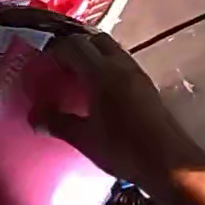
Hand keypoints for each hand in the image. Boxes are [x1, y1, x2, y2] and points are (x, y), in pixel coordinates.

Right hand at [36, 32, 204, 193]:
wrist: (170, 164)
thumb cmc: (123, 150)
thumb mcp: (84, 139)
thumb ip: (57, 123)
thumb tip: (35, 118)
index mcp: (102, 73)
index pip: (73, 46)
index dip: (54, 51)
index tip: (42, 65)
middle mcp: (121, 66)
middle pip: (94, 40)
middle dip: (74, 47)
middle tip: (59, 67)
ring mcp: (138, 74)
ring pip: (111, 51)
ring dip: (92, 57)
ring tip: (76, 79)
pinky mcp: (147, 86)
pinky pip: (121, 64)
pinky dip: (105, 68)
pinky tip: (97, 92)